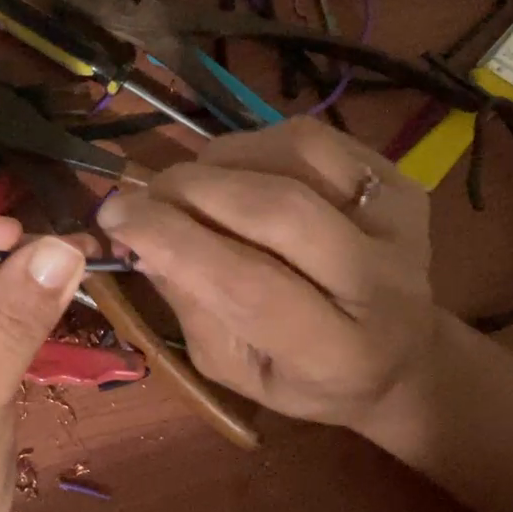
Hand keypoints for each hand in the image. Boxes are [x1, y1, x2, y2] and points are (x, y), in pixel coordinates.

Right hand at [96, 117, 441, 432]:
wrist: (399, 355)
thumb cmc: (298, 373)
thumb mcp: (228, 366)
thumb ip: (187, 304)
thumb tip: (138, 238)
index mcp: (335, 353)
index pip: (246, 282)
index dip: (170, 239)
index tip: (113, 217)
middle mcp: (382, 285)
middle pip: (277, 209)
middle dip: (189, 190)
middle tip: (143, 196)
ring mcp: (399, 224)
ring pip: (293, 158)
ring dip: (216, 161)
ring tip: (187, 187)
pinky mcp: (399, 181)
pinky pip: (309, 138)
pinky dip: (250, 144)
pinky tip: (229, 171)